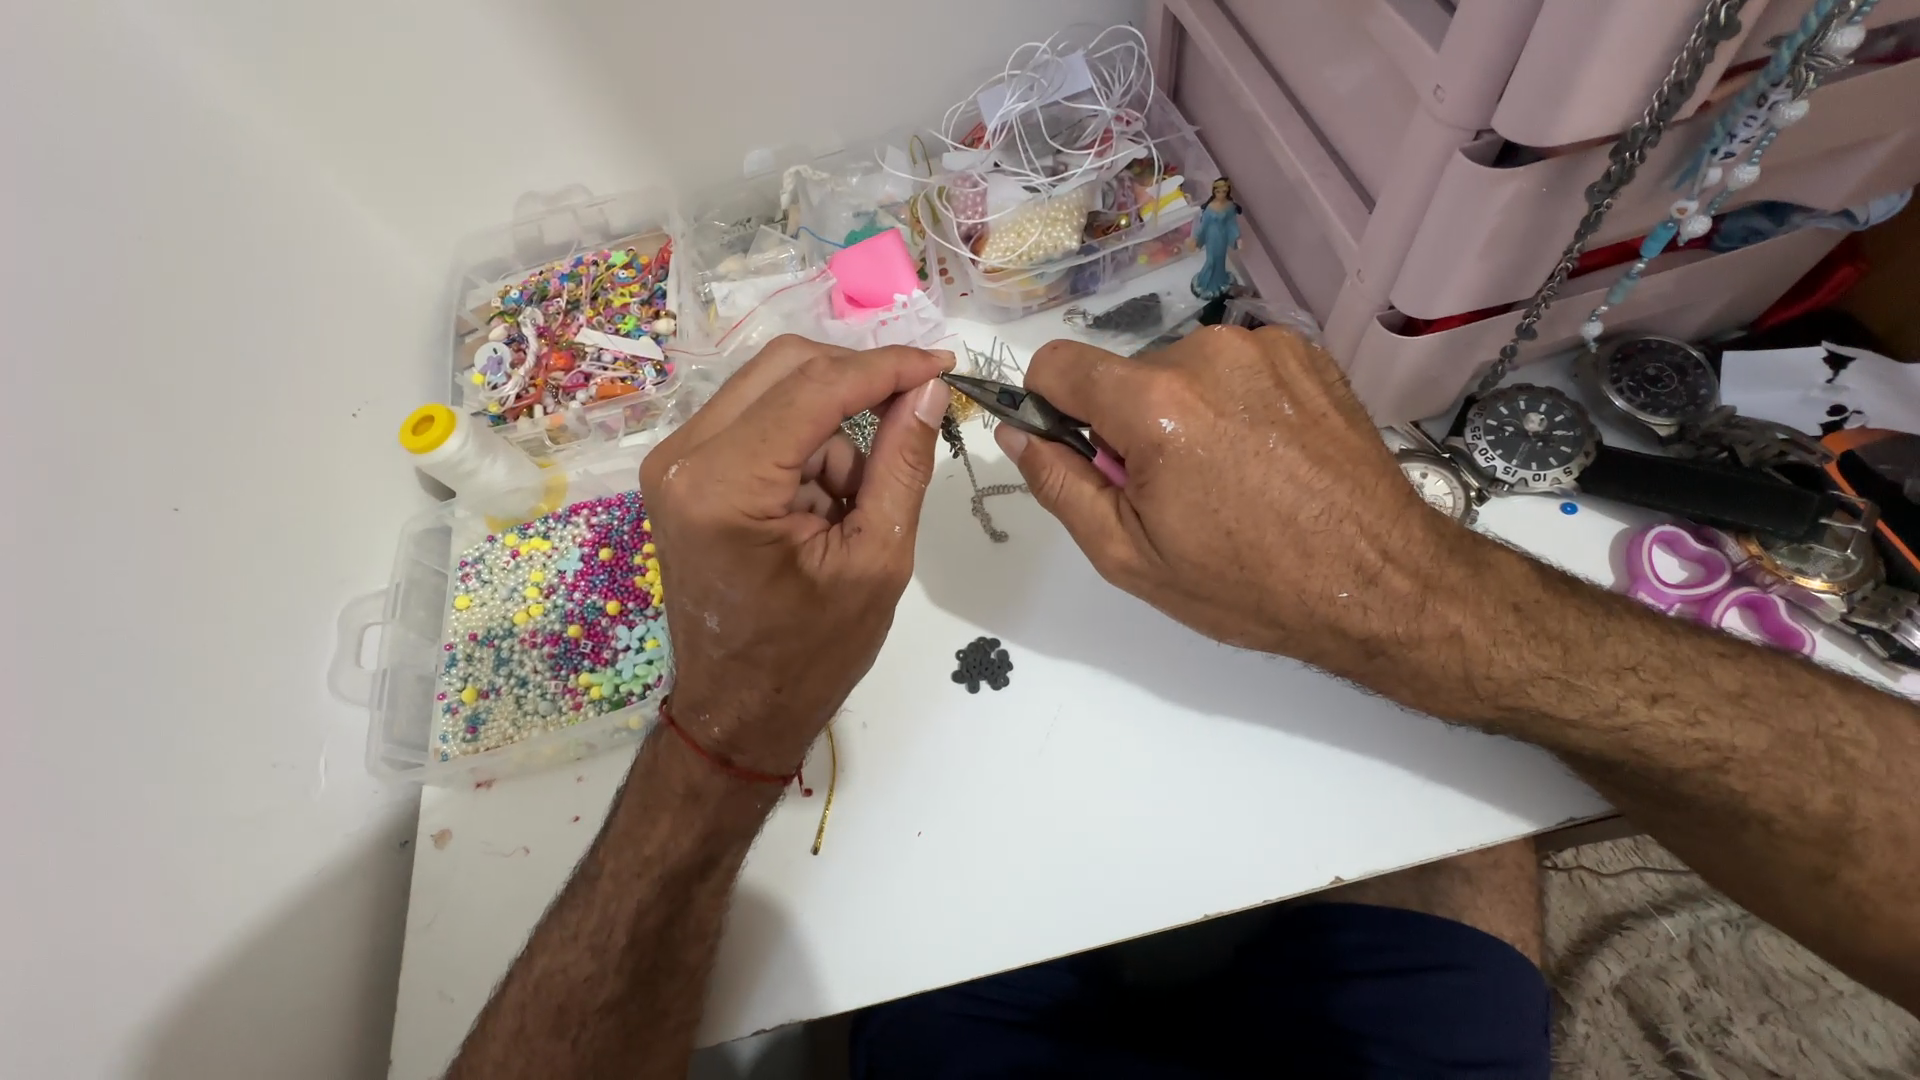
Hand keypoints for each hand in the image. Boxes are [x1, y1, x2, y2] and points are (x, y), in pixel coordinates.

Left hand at [640, 336, 953, 772]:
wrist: (740, 708)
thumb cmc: (812, 653)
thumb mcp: (878, 559)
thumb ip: (903, 463)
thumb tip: (927, 387)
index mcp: (724, 485)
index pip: (816, 387)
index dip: (887, 367)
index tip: (942, 363)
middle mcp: (684, 456)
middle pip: (787, 367)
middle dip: (859, 385)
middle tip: (911, 415)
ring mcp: (676, 461)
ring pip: (775, 389)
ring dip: (832, 429)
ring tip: (852, 505)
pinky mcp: (684, 471)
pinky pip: (760, 421)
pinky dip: (805, 449)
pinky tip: (819, 508)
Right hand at [995, 325, 1457, 678]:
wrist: (1380, 580)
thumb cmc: (1243, 582)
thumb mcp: (1127, 554)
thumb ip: (1058, 484)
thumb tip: (1016, 432)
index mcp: (1154, 402)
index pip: (1057, 364)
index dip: (1050, 407)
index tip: (1080, 454)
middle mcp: (1207, 353)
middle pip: (1122, 375)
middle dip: (1126, 425)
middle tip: (1171, 493)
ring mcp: (1263, 346)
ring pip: (1178, 372)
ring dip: (1180, 414)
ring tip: (1225, 478)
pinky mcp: (1304, 353)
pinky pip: (1231, 368)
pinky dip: (1228, 404)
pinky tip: (1262, 457)